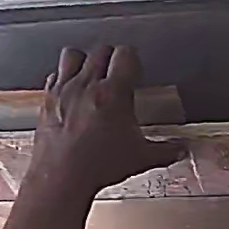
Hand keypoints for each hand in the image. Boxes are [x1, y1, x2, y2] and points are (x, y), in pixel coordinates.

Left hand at [24, 46, 183, 199]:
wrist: (61, 178)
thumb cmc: (99, 166)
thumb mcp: (141, 158)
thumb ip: (165, 151)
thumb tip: (181, 150)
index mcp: (113, 93)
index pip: (125, 55)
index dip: (133, 59)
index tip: (136, 69)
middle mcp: (87, 86)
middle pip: (100, 50)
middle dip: (112, 57)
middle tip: (118, 71)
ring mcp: (64, 91)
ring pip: (72, 55)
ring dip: (84, 60)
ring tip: (92, 75)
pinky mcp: (47, 101)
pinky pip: (54, 76)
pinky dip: (64, 78)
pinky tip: (72, 92)